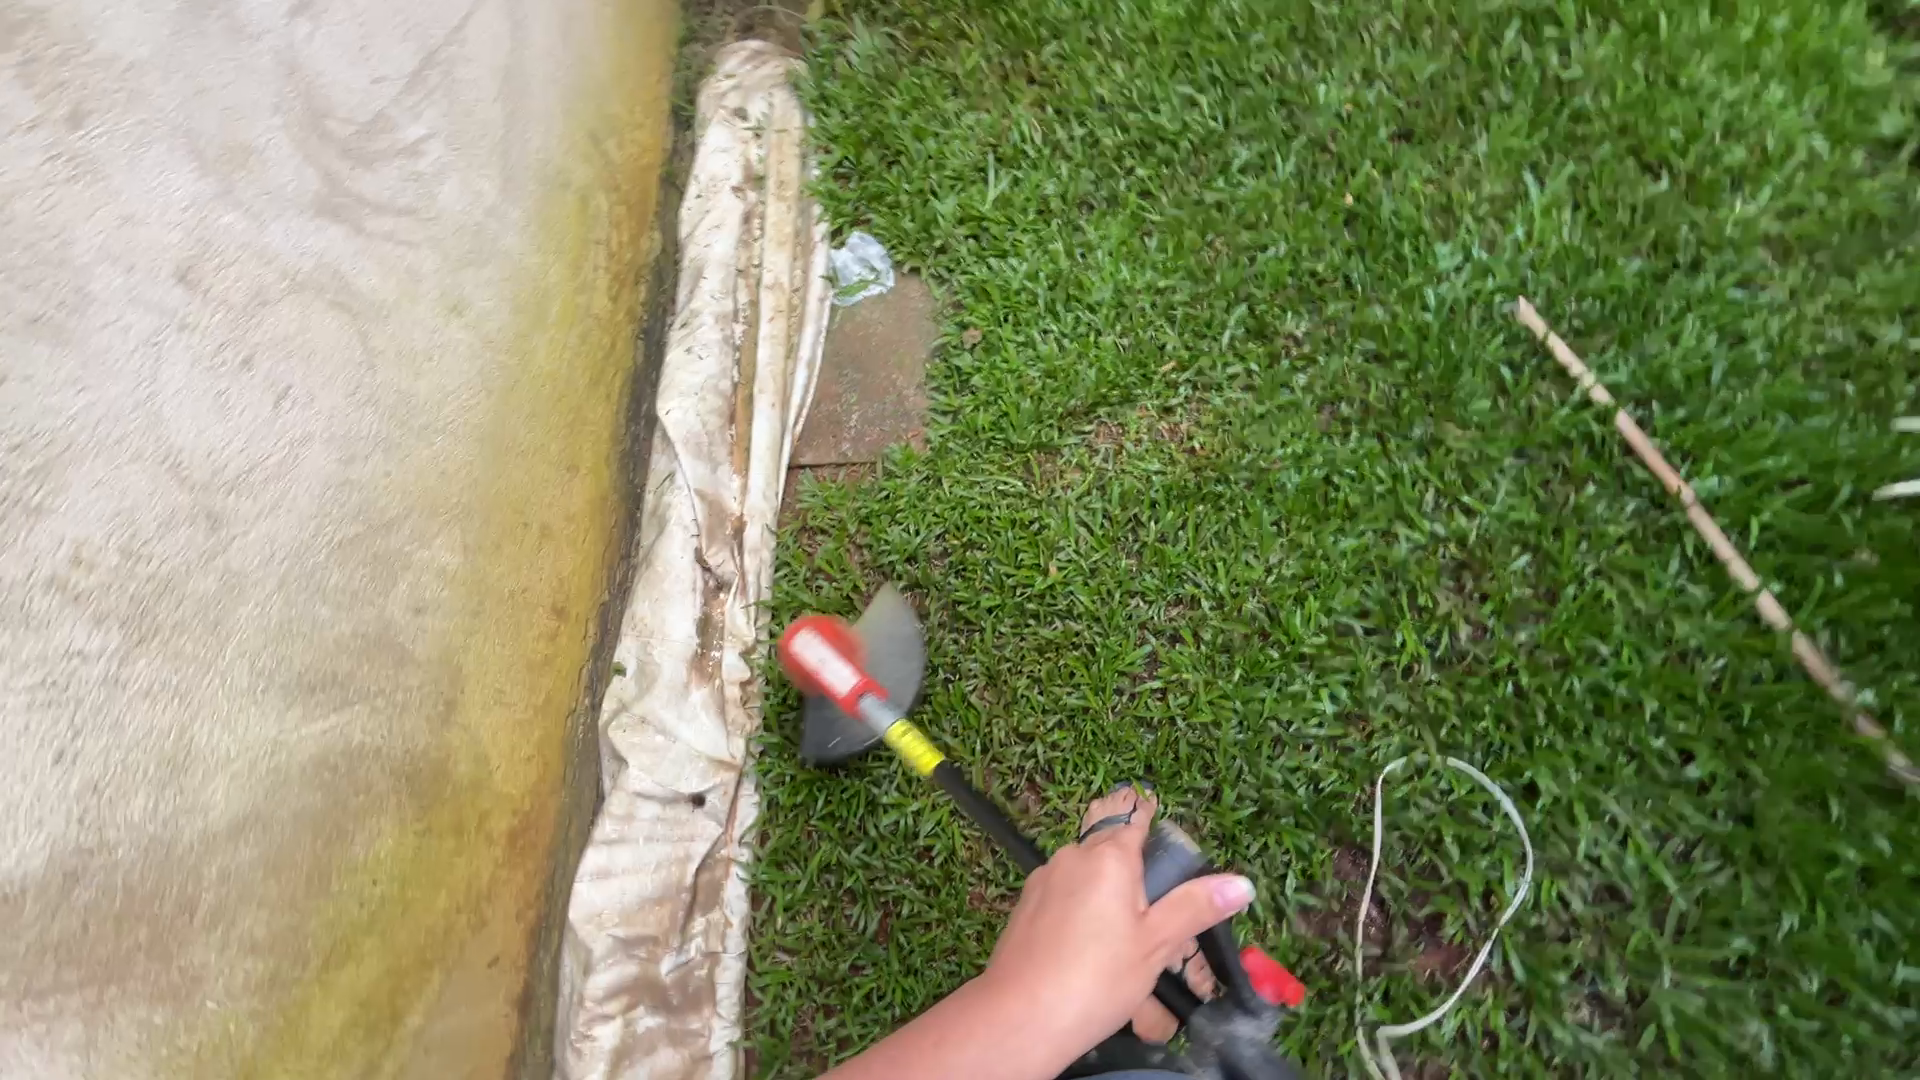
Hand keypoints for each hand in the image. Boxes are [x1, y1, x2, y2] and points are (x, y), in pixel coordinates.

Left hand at [980, 790, 1254, 1063]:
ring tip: (1118, 932)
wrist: (1023, 1012)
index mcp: (1109, 857)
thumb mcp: (1157, 944)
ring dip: (1101, 886)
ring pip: (1083, 870)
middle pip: (1108, 845)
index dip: (1147, 816)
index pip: (1134, 821)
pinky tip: (1084, 941)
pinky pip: (1062, 890)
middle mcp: (1074, 855)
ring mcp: (1045, 876)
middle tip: (1149, 901)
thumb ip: (1195, 907)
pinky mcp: (1027, 900)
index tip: (1155, 809)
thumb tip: (1242, 882)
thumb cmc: (1098, 977)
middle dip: (1128, 863)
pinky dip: (1077, 904)